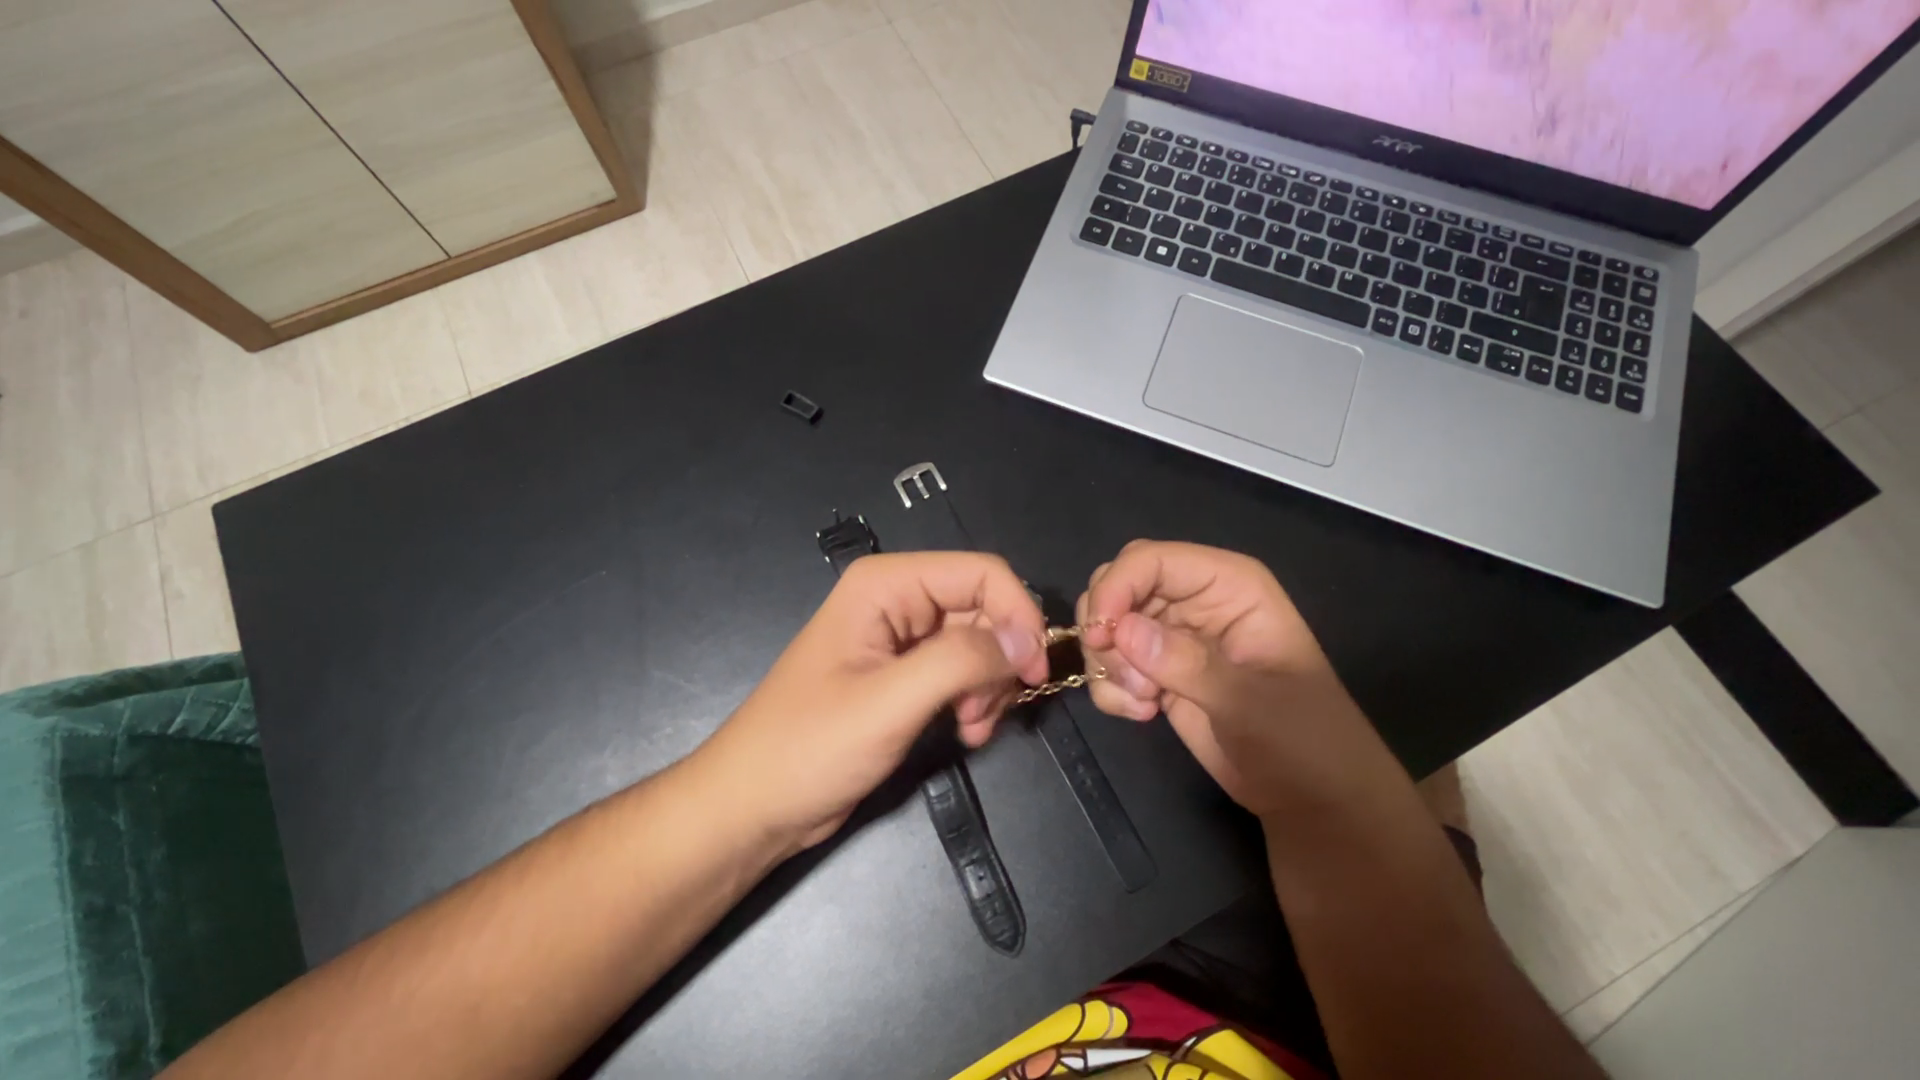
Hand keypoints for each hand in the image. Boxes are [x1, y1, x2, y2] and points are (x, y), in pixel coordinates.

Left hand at [695, 553, 1048, 850]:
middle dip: (999, 660)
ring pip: (980, 643)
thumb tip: (1027, 640)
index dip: (1017, 616)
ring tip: (972, 728)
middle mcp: (897, 601)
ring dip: (989, 686)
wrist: (755, 805)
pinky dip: (975, 699)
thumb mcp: (889, 701)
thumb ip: (961, 660)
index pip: (982, 573)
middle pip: (985, 608)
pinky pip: (962, 671)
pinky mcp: (904, 676)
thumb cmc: (810, 747)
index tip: (1032, 672)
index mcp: (886, 584)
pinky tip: (966, 732)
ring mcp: (901, 639)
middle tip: (986, 714)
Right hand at [1076, 541, 1372, 817]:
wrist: (1310, 796)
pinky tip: (1142, 713)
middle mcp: (1196, 600)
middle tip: (1122, 676)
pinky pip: (1111, 663)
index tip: (1099, 636)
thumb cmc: (1302, 741)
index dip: (1116, 586)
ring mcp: (1174, 637)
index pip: (1152, 559)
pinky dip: (1111, 687)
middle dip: (1107, 627)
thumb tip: (1120, 630)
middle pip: (1120, 583)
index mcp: (1229, 585)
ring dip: (1109, 663)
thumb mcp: (1250, 702)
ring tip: (1143, 702)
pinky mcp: (1158, 672)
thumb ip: (1187, 663)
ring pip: (1109, 624)